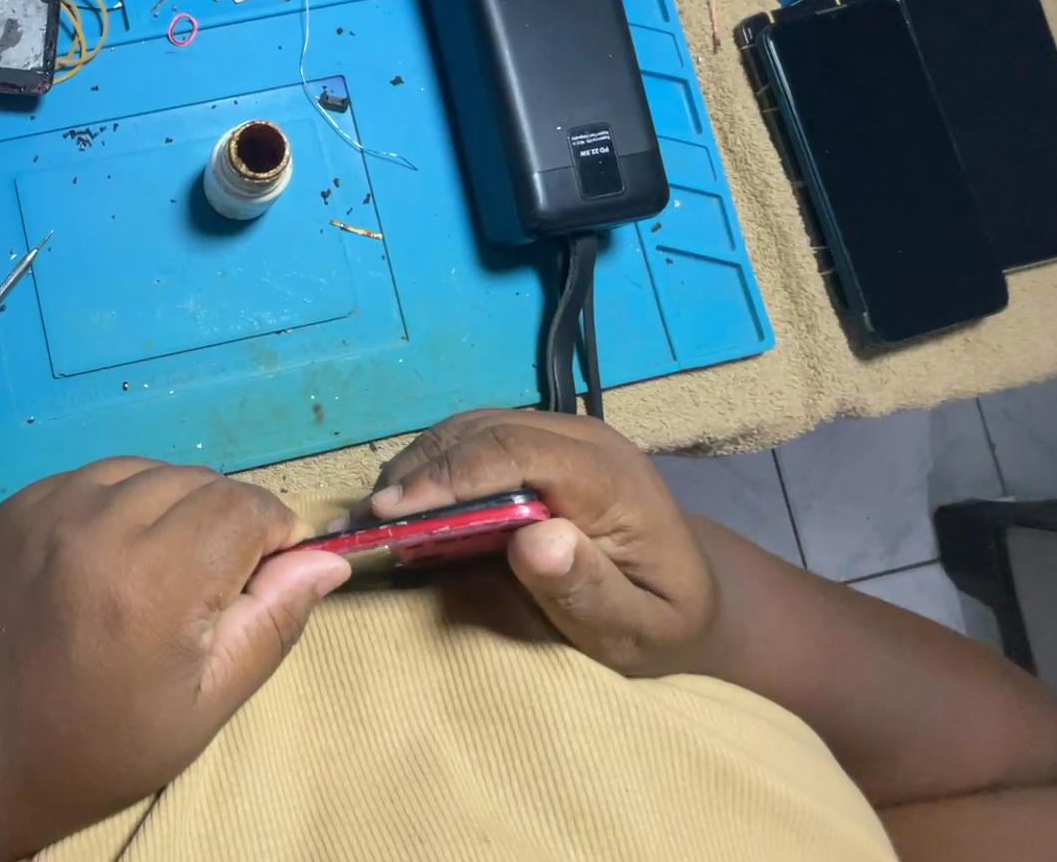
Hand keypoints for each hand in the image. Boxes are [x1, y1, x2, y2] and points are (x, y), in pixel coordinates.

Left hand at [0, 458, 350, 858]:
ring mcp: (52, 503)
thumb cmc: (98, 740)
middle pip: (201, 482)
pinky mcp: (22, 499)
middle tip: (207, 581)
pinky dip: (123, 501)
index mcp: (153, 579)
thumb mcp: (204, 703)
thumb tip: (327, 559)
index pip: (245, 507)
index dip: (272, 532)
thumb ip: (272, 621)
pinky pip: (99, 475)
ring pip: (152, 470)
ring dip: (175, 504)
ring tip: (157, 564)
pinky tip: (109, 551)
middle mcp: (100, 523)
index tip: (263, 571)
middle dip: (226, 519)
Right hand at [371, 410, 716, 676]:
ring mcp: (552, 431)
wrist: (693, 588)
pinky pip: (466, 439)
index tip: (388, 513)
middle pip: (476, 432)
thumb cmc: (663, 619)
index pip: (511, 452)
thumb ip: (592, 588)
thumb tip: (535, 538)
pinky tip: (401, 500)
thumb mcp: (640, 629)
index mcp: (607, 474)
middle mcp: (576, 436)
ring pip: (463, 429)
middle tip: (363, 521)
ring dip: (412, 468)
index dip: (444, 478)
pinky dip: (425, 467)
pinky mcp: (530, 439)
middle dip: (414, 473)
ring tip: (371, 515)